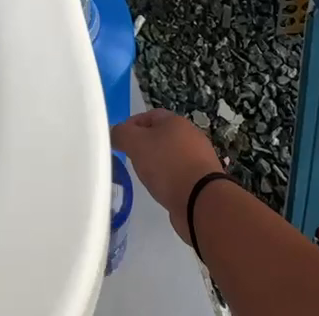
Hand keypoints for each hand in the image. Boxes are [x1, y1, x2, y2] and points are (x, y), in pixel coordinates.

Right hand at [110, 109, 228, 242]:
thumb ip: (121, 134)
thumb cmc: (167, 166)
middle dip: (145, 147)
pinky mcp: (204, 182)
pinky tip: (163, 192)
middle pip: (161, 136)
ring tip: (146, 178)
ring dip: (158, 165)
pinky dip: (170, 182)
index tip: (120, 141)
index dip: (131, 126)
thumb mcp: (135, 144)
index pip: (149, 116)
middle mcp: (191, 136)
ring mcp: (200, 160)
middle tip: (132, 159)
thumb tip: (115, 132)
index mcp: (176, 122)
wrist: (202, 202)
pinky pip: (181, 176)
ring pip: (171, 157)